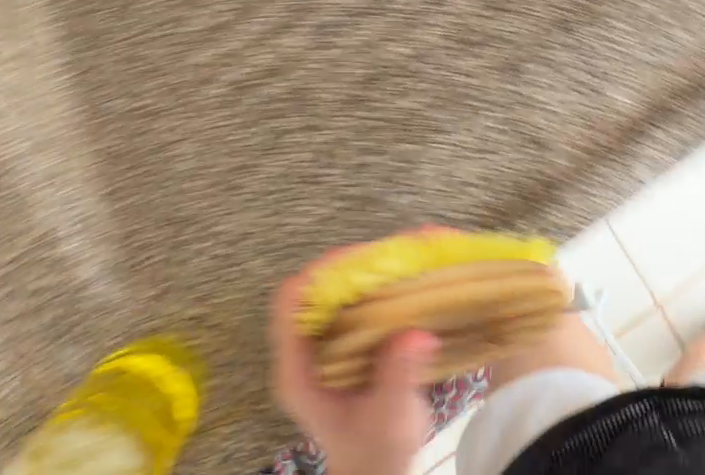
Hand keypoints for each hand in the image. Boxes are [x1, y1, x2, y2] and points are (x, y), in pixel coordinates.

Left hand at [269, 272, 437, 474]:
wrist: (377, 472)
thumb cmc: (375, 455)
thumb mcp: (388, 421)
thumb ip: (396, 378)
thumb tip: (415, 334)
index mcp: (298, 371)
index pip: (289, 304)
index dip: (318, 275)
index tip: (359, 261)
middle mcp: (307, 350)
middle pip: (317, 289)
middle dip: (355, 264)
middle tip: (396, 253)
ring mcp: (327, 344)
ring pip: (340, 290)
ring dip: (373, 269)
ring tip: (411, 255)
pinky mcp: (349, 342)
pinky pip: (360, 301)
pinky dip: (385, 284)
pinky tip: (413, 277)